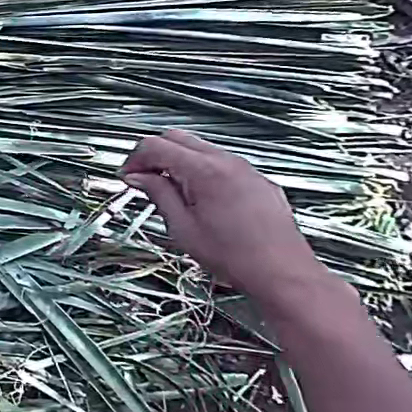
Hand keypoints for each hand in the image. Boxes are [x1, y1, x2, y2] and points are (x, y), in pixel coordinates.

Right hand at [122, 129, 326, 302]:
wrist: (283, 274)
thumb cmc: (236, 256)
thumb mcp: (183, 228)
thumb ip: (158, 194)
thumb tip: (139, 177)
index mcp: (204, 171)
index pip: (156, 146)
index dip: (135, 159)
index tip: (127, 176)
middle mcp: (227, 162)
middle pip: (177, 138)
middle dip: (154, 155)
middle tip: (143, 179)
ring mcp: (246, 169)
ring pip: (200, 149)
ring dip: (178, 162)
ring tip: (170, 192)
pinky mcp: (258, 180)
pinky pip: (222, 163)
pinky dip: (202, 171)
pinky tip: (199, 198)